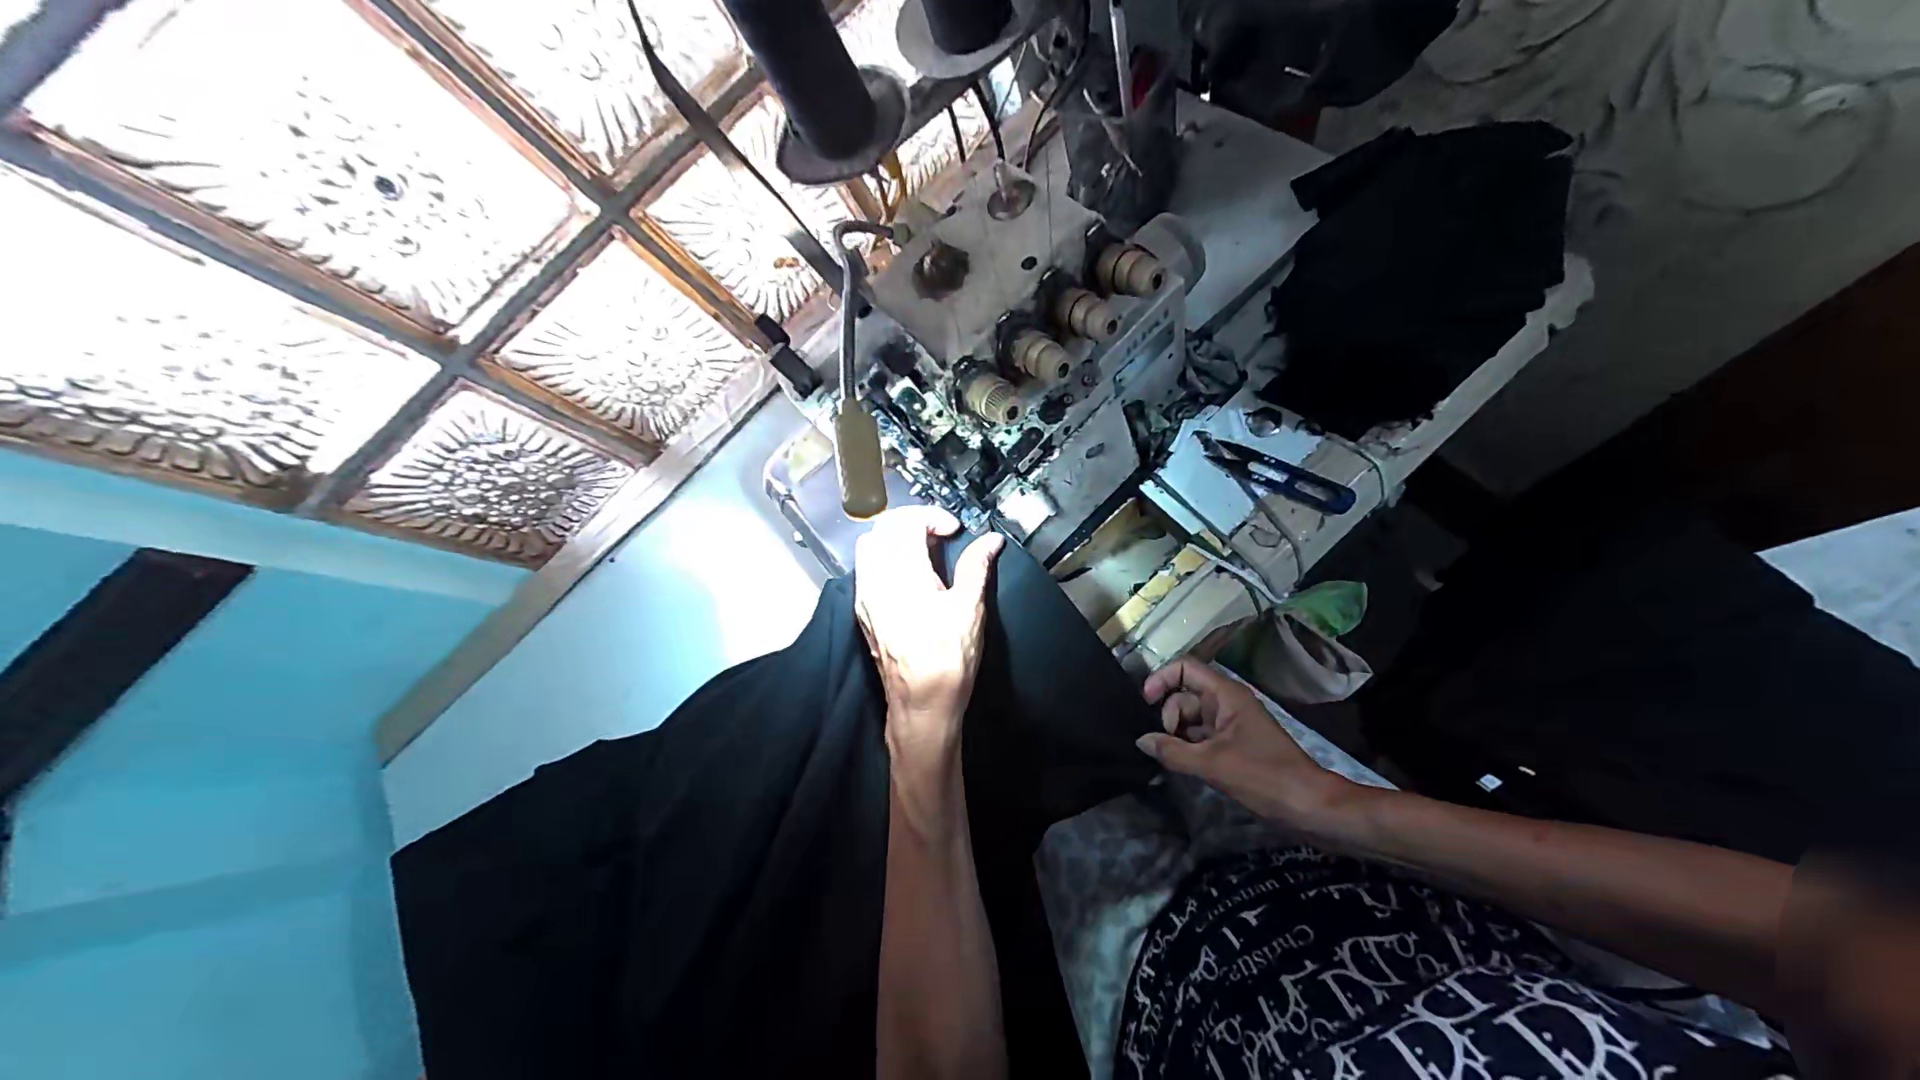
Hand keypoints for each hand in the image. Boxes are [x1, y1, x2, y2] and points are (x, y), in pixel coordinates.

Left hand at [854, 507, 1004, 769]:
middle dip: (911, 522)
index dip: (931, 516)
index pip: (905, 522)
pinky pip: (865, 571)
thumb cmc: (947, 662)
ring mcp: (865, 598)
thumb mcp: (969, 608)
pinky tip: (908, 578)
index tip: (951, 529)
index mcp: (903, 575)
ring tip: (923, 554)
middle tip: (938, 535)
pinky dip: (883, 560)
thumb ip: (976, 567)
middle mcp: (877, 582)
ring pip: (868, 547)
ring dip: (894, 539)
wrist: (922, 705)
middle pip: (882, 528)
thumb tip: (989, 542)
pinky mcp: (863, 614)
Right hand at [1137, 657, 1359, 832]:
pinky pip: (1201, 737)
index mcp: (1226, 695)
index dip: (1161, 679)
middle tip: (1166, 744)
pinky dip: (1188, 747)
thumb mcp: (1212, 764)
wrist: (1310, 806)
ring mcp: (1230, 725)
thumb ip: (1172, 751)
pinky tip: (1180, 764)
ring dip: (1177, 734)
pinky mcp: (1233, 746)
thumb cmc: (1264, 776)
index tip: (1145, 702)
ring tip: (1169, 758)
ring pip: (1191, 719)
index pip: (1185, 668)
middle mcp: (1227, 703)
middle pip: (1184, 695)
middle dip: (1168, 715)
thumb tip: (1141, 740)